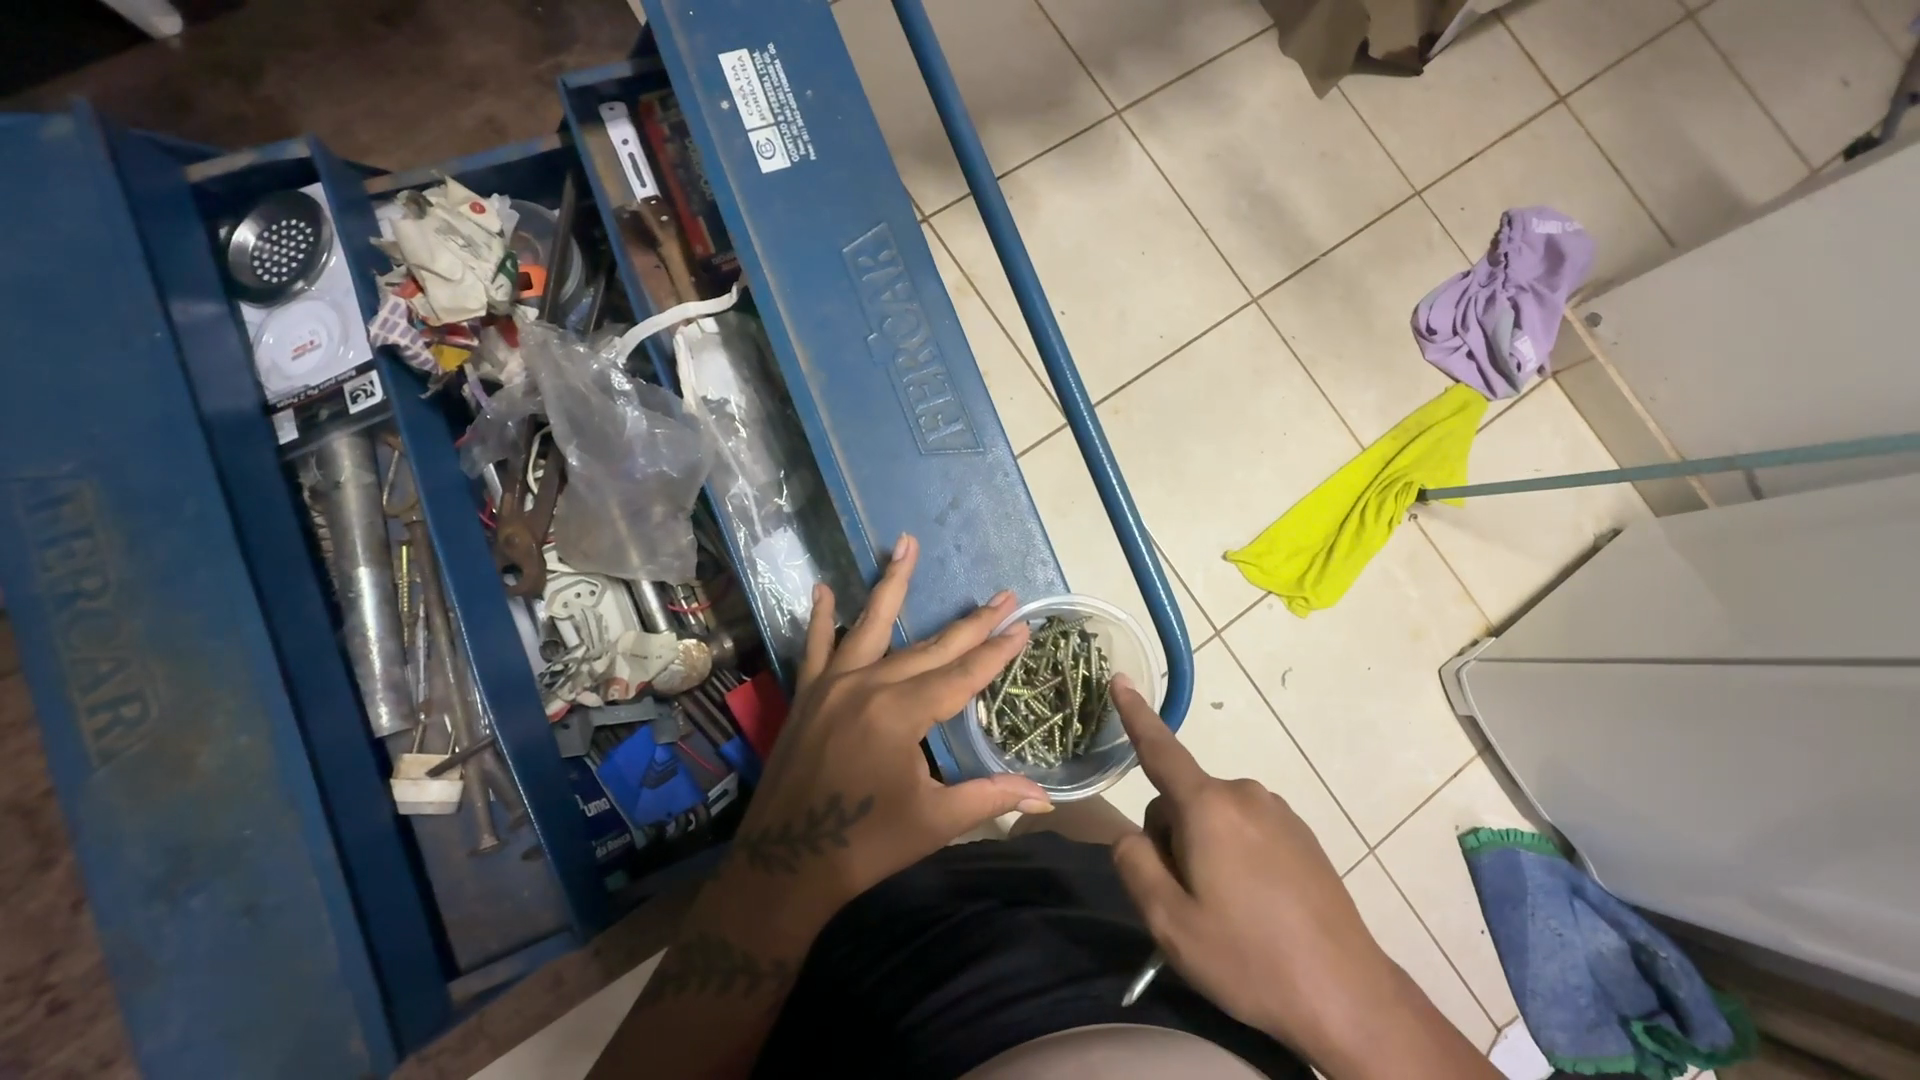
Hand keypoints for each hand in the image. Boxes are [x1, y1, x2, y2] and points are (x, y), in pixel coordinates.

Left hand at [729, 534, 1053, 915]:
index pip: (961, 675)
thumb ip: (989, 797)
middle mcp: (867, 686)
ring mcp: (831, 686)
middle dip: (969, 623)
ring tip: (904, 543)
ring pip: (869, 626)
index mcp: (901, 714)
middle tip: (1000, 594)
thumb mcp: (934, 821)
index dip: (995, 652)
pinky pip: (815, 648)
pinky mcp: (807, 697)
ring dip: (892, 584)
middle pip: (927, 646)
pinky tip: (826, 589)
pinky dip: (821, 619)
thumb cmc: (865, 844)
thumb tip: (1046, 798)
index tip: (1023, 625)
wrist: (785, 866)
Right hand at [1108, 677, 1398, 1049]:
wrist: (1347, 996)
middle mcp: (1245, 795)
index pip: (1160, 751)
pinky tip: (1256, 909)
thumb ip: (1134, 864)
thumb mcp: (1169, 921)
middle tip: (1190, 903)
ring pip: (1214, 818)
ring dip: (1204, 851)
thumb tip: (1133, 837)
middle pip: (1181, 801)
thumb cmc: (1248, 957)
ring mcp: (1279, 813)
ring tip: (1226, 912)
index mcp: (1209, 807)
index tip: (1119, 678)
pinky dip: (1236, 857)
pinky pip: (1246, 831)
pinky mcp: (1303, 836)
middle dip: (1172, 840)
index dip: (1135, 716)